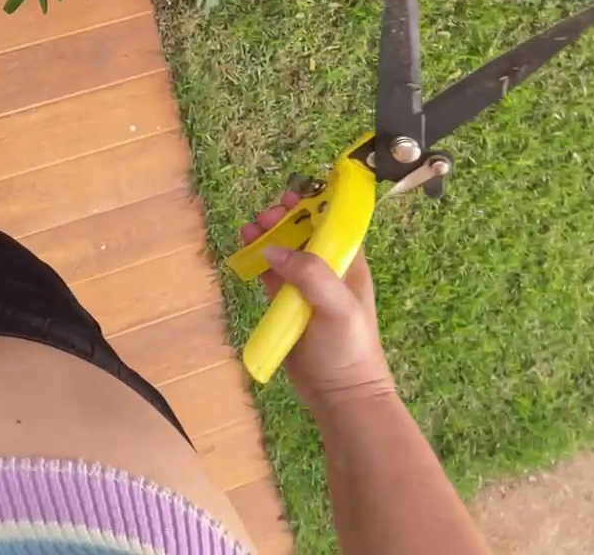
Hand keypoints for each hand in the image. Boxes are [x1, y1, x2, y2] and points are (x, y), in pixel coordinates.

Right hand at [241, 191, 394, 411]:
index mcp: (348, 265)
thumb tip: (273, 251)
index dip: (314, 205)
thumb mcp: (337, 309)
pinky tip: (245, 249)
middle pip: (304, 231)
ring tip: (250, 229)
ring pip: (284, 248)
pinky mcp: (286, 301)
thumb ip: (311, 276)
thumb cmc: (348, 350)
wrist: (340, 396)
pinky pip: (270, 271)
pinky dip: (258, 257)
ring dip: (268, 235)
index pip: (333, 224)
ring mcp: (306, 286)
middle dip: (284, 218)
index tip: (292, 197)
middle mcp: (327, 270)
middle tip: (266, 217)